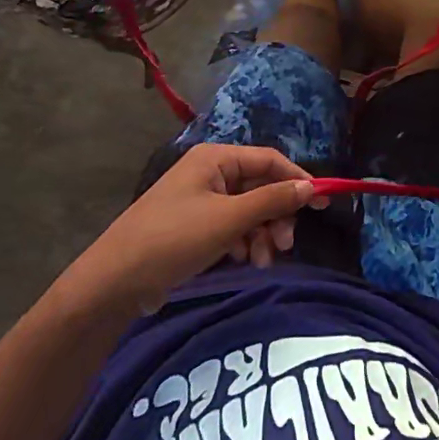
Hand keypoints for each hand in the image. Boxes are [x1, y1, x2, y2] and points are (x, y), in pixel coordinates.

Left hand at [67, 144, 318, 311]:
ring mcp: (201, 200)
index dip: (297, 179)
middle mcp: (210, 173)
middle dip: (276, 215)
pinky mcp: (195, 226)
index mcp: (216, 159)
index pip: (269, 160)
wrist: (116, 280)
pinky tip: (244, 260)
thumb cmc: (175, 239)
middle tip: (285, 244)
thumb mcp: (229, 219)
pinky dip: (244, 242)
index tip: (322, 204)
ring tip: (262, 261)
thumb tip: (311, 185)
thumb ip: (273, 200)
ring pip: (249, 210)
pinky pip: (233, 226)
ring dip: (262, 233)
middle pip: (260, 186)